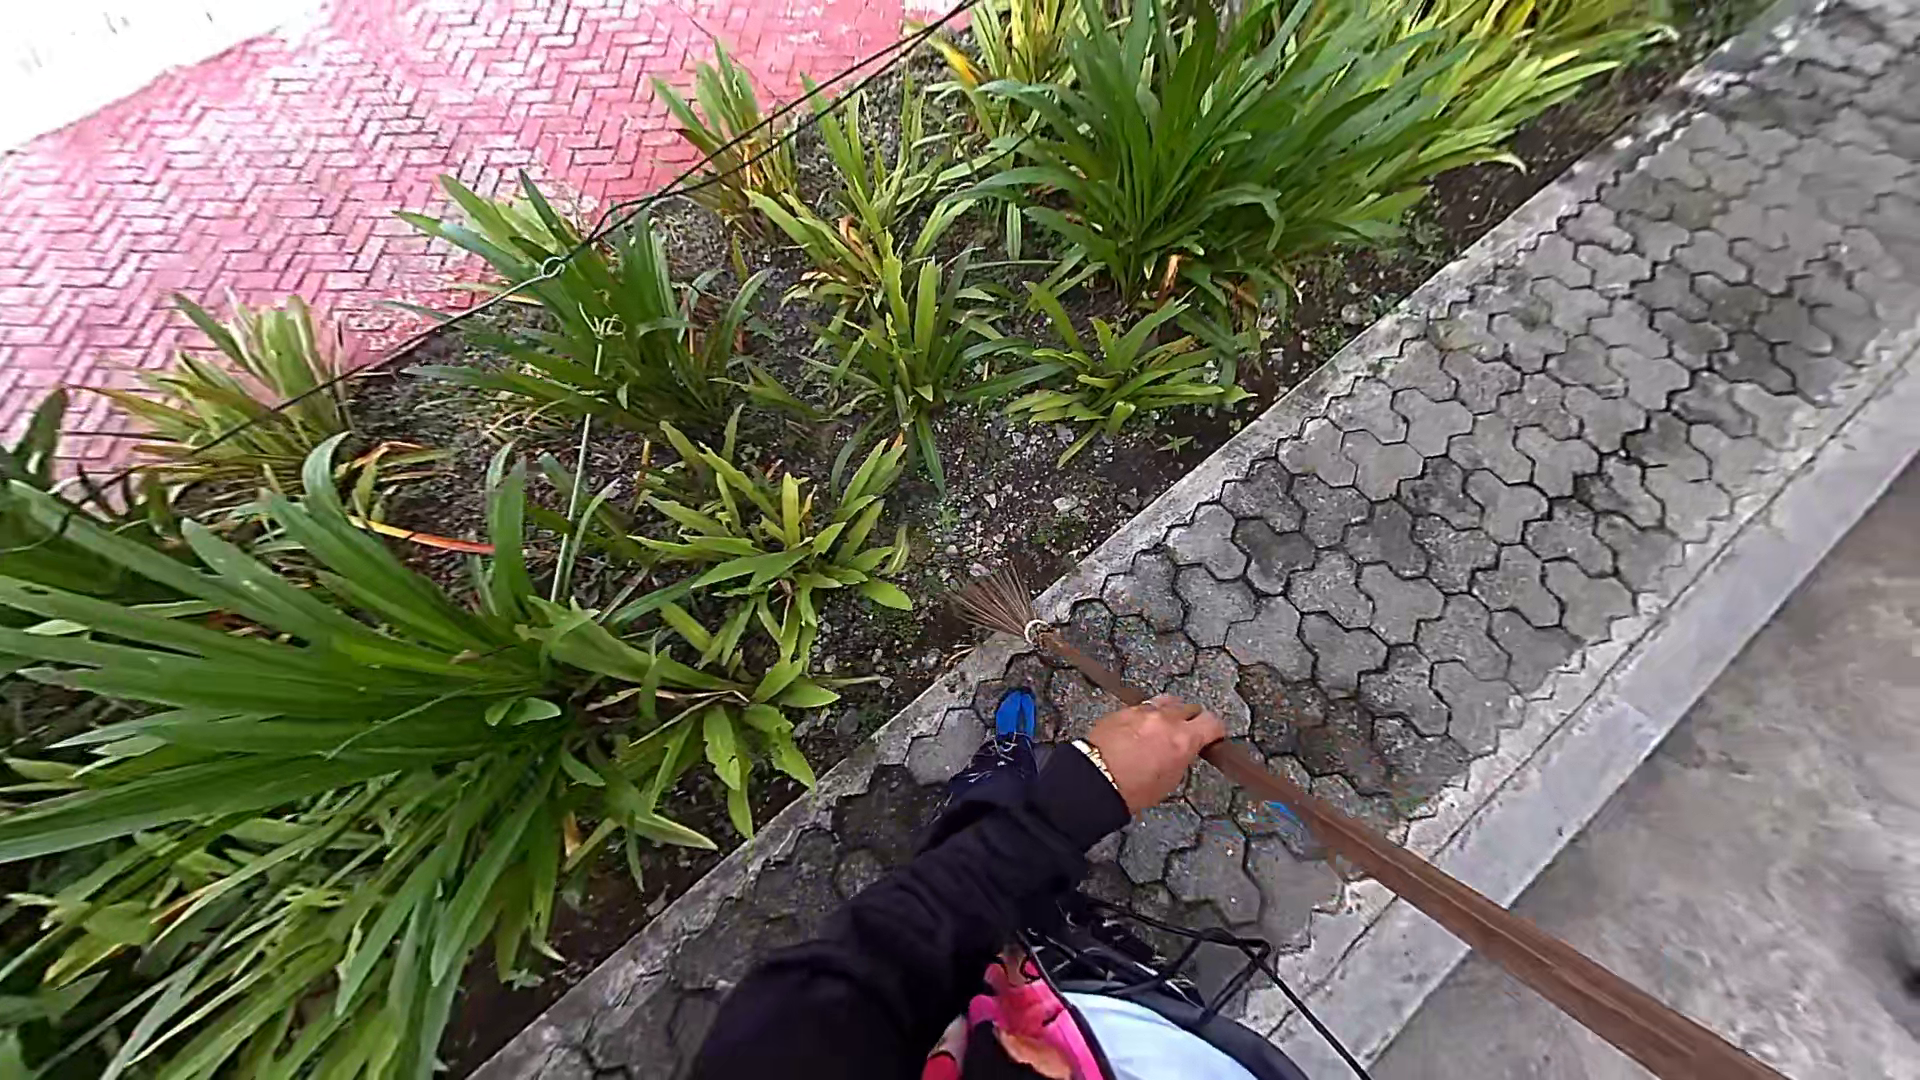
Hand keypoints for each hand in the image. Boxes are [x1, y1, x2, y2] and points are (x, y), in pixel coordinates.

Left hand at [1085, 694, 1225, 813]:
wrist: (1097, 777)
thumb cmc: (1132, 788)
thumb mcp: (1171, 779)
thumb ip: (1182, 755)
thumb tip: (1186, 746)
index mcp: (1183, 739)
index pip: (1212, 721)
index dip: (1215, 730)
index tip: (1213, 735)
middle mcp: (1165, 719)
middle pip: (1190, 707)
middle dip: (1192, 719)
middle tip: (1188, 732)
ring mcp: (1143, 711)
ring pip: (1167, 700)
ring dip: (1170, 711)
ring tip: (1165, 725)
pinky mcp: (1125, 709)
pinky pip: (1143, 705)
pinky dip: (1147, 714)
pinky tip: (1142, 727)